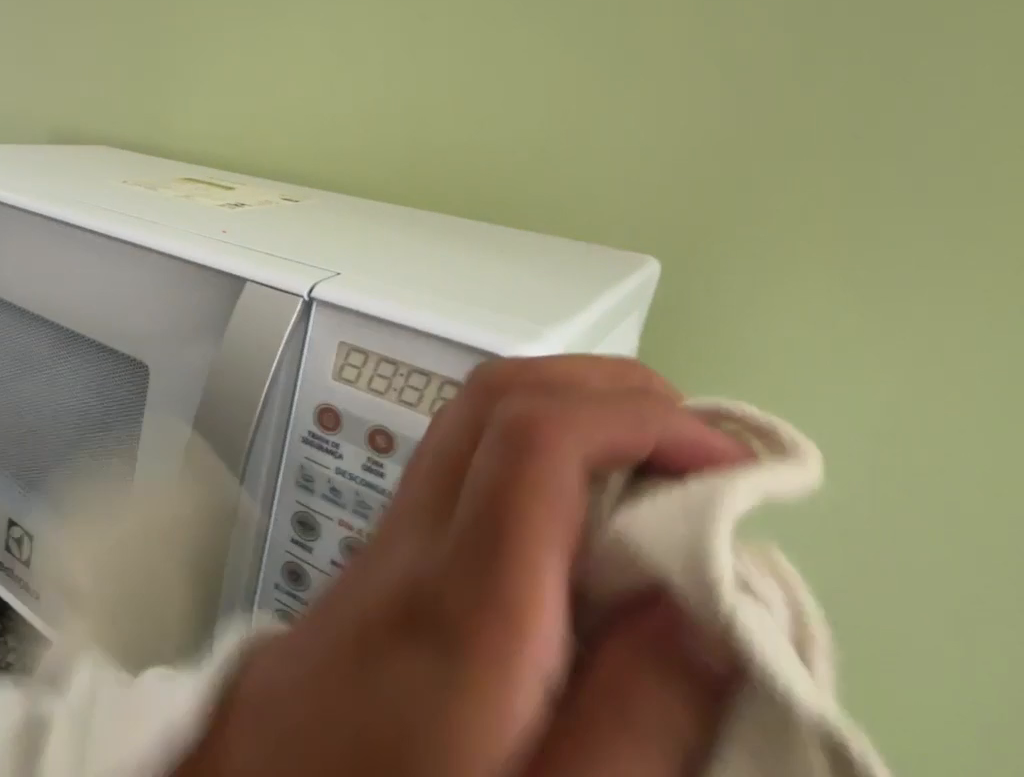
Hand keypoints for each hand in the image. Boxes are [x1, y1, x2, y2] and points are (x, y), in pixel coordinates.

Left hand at [175, 356, 746, 776]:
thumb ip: (638, 715)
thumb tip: (709, 604)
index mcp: (465, 603)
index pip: (535, 436)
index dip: (642, 418)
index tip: (731, 463)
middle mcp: (412, 545)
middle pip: (493, 398)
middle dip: (608, 391)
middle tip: (701, 456)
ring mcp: (382, 543)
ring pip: (468, 424)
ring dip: (569, 419)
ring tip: (660, 489)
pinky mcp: (373, 562)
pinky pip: (453, 471)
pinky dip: (530, 461)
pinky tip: (580, 534)